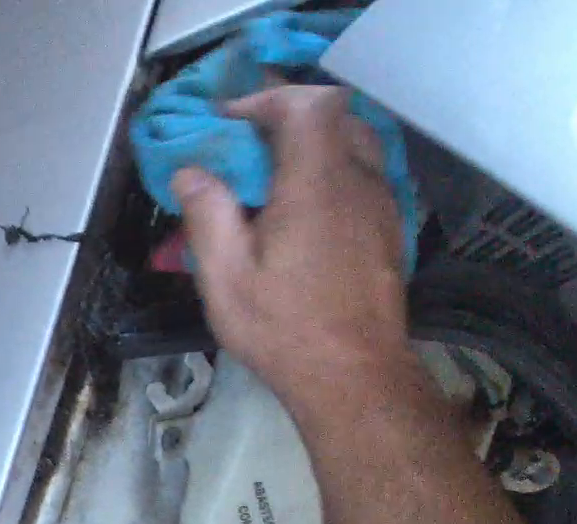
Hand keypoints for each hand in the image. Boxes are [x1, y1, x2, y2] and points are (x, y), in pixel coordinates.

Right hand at [174, 85, 414, 413]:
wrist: (350, 369)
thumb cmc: (280, 326)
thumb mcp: (224, 276)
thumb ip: (208, 216)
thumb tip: (191, 173)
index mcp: (315, 186)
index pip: (305, 107)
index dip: (265, 100)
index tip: (224, 121)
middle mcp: (357, 181)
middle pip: (332, 117)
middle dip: (281, 118)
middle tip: (236, 146)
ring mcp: (379, 202)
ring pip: (349, 143)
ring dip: (304, 145)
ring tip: (259, 177)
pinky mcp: (384, 225)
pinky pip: (357, 174)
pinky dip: (322, 171)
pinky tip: (290, 209)